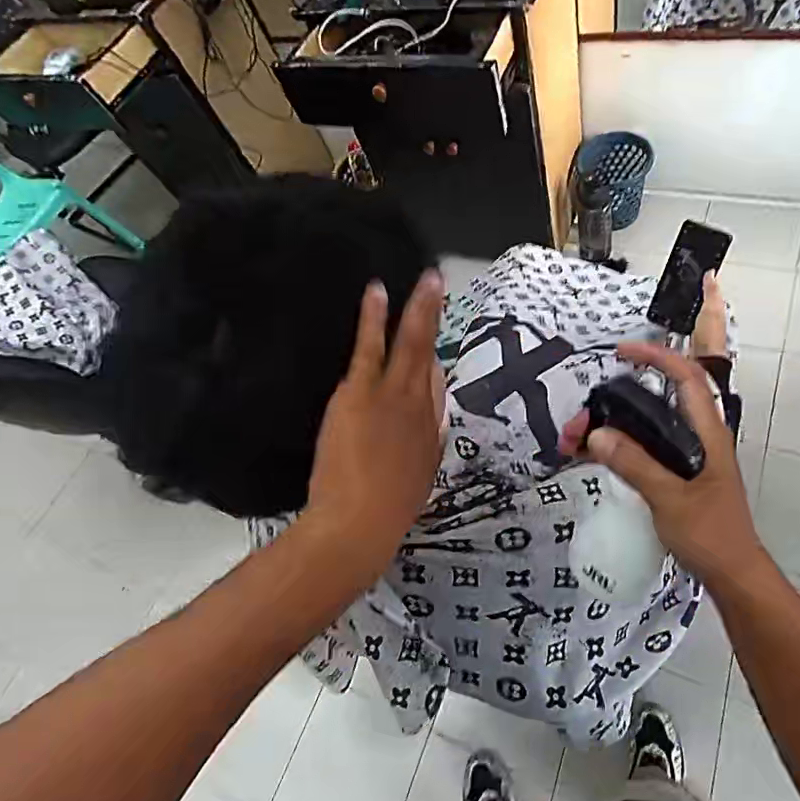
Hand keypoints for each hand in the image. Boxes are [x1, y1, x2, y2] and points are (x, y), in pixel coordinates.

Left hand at [303, 270, 445, 564]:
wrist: (360, 521)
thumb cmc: (390, 507)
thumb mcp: (421, 474)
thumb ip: (427, 441)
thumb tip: (432, 415)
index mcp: (432, 428)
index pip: (437, 385)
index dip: (434, 361)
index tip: (429, 344)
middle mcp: (420, 405)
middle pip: (431, 353)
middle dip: (435, 315)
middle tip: (439, 281)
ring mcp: (391, 395)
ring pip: (409, 344)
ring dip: (418, 308)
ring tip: (425, 279)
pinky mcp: (361, 393)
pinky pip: (371, 348)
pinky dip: (375, 319)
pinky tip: (376, 293)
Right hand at [561, 341, 766, 585]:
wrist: (732, 574)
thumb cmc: (711, 536)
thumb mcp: (671, 500)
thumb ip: (636, 466)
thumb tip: (599, 435)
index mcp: (708, 434)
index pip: (687, 378)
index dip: (657, 357)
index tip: (622, 353)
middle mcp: (698, 438)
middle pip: (657, 402)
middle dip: (615, 402)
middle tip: (580, 420)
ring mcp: (687, 458)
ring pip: (645, 428)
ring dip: (610, 428)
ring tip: (574, 442)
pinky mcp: (677, 477)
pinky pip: (643, 452)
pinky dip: (617, 450)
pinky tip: (590, 458)